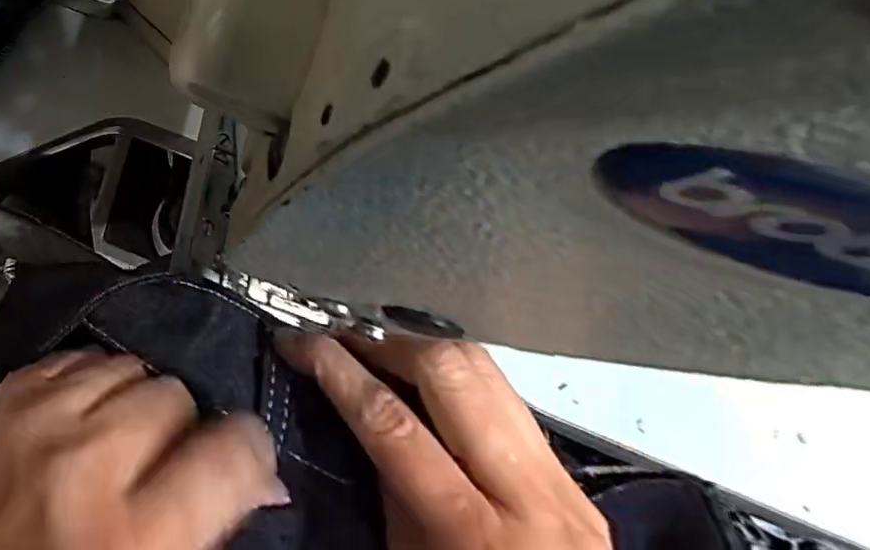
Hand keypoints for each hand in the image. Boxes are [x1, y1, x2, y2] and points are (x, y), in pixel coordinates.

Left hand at [0, 351, 287, 549]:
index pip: (227, 455)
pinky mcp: (16, 389)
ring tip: (123, 434)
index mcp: (130, 535)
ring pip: (132, 364)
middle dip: (181, 423)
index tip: (248, 453)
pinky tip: (87, 413)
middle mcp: (89, 463)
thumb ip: (209, 529)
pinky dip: (95, 380)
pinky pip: (85, 354)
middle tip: (165, 458)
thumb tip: (264, 481)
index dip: (251, 450)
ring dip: (137, 396)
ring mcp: (45, 416)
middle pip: (175, 393)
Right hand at [277, 334, 609, 549]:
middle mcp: (529, 496)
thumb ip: (384, 484)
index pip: (393, 423)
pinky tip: (423, 378)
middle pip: (448, 370)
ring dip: (418, 345)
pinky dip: (452, 371)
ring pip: (481, 365)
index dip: (337, 370)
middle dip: (385, 342)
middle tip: (340, 339)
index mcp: (475, 536)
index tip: (300, 343)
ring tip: (376, 348)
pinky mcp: (569, 474)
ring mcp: (560, 481)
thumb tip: (349, 403)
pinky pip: (501, 390)